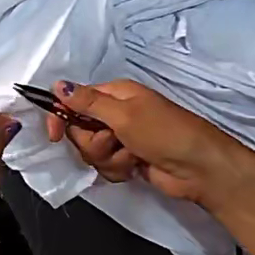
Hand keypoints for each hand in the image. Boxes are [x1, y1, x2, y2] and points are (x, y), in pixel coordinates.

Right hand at [45, 80, 250, 206]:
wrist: (200, 169)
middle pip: (79, 131)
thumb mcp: (124, 114)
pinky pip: (105, 167)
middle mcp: (115, 114)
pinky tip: (136, 168)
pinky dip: (118, 169)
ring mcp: (121, 139)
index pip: (73, 101)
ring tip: (132, 156)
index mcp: (115, 94)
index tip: (54, 135)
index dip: (60, 117)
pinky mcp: (127, 160)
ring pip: (91, 152)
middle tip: (114, 142)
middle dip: (93, 143)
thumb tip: (57, 85)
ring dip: (109, 158)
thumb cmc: (165, 133)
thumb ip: (87, 103)